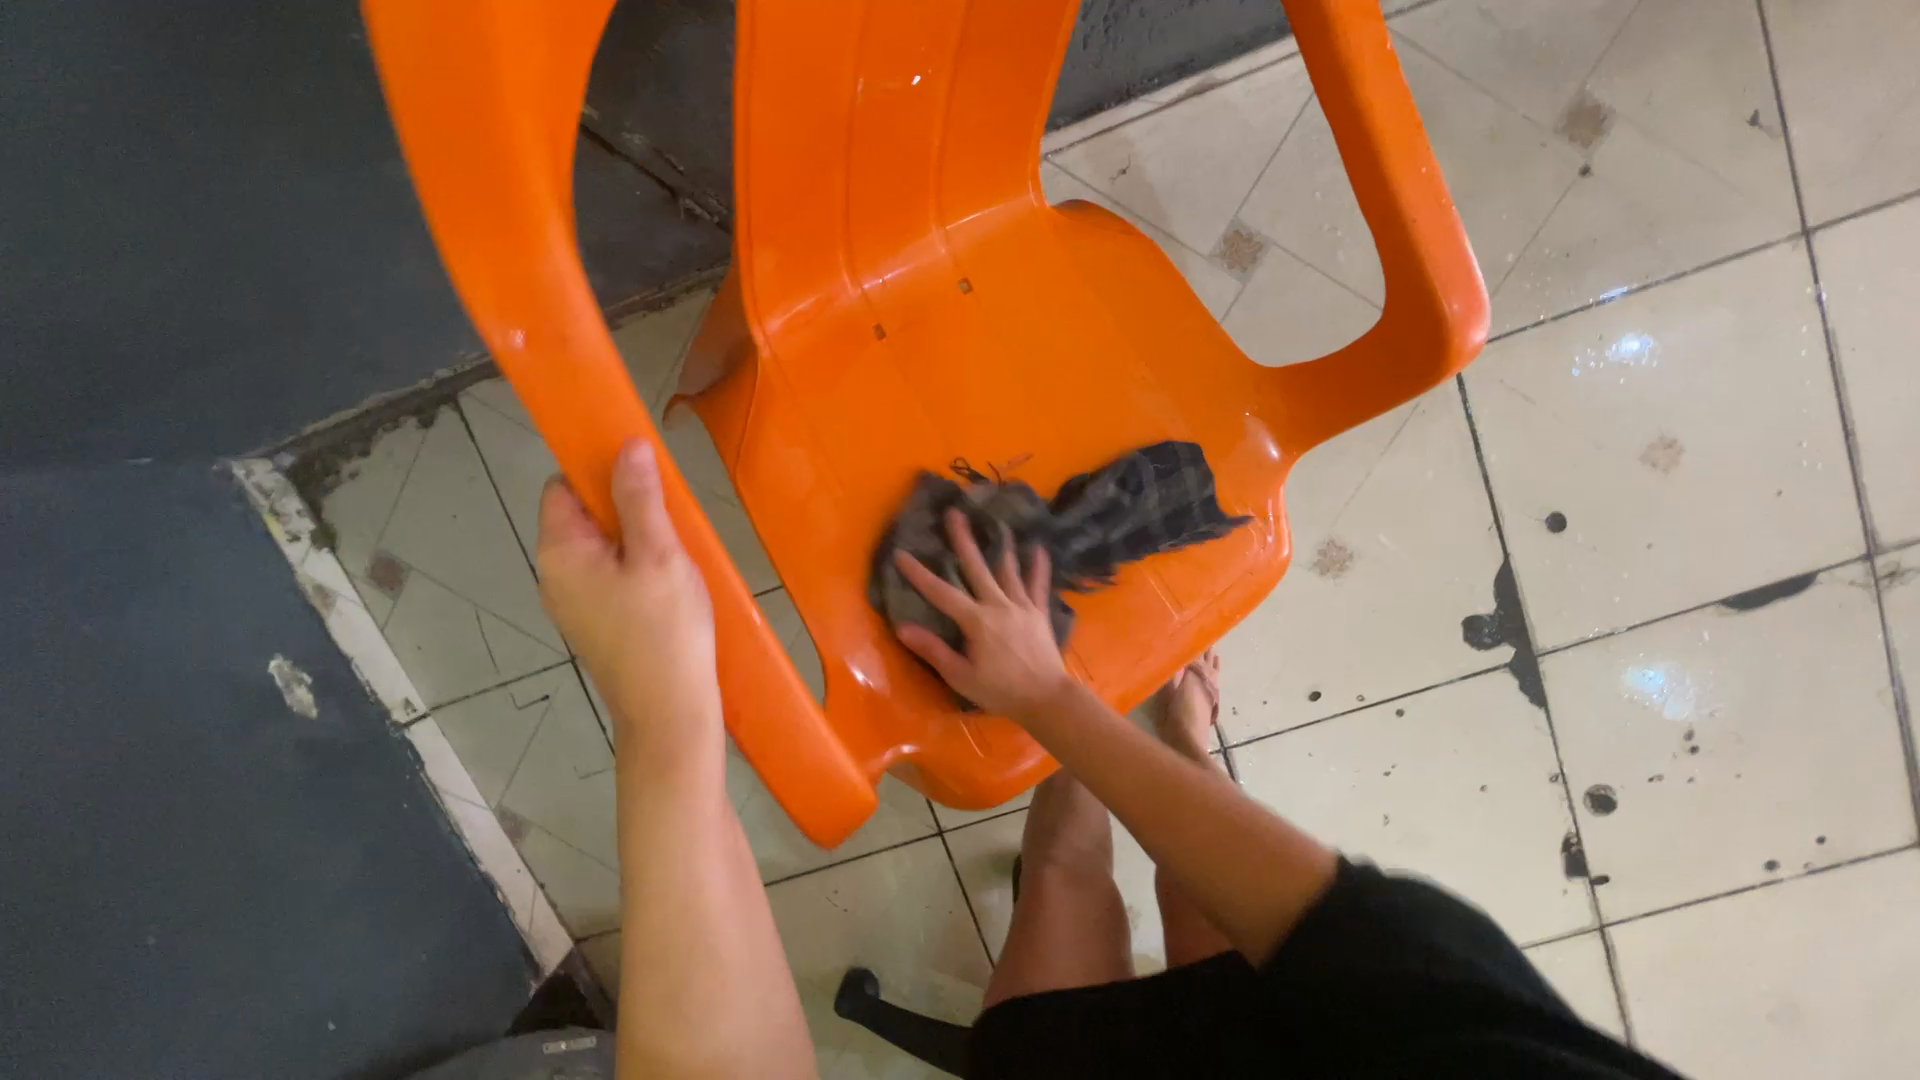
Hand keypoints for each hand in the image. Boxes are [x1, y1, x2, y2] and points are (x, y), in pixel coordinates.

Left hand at [537, 440, 721, 768]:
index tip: (644, 476)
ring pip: (604, 549)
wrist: (670, 713)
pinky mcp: (599, 626)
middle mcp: (556, 577)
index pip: (562, 487)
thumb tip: (627, 445)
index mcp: (559, 553)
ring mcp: (576, 605)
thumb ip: (640, 498)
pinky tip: (674, 586)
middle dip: (627, 509)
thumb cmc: (665, 630)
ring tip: (680, 557)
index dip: (599, 472)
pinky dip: (641, 571)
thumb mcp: (660, 555)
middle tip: (673, 522)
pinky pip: (613, 579)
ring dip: (640, 541)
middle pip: (584, 517)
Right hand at [892, 508, 1074, 720]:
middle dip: (963, 540)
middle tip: (954, 513)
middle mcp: (998, 605)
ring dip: (1001, 546)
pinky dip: (1039, 567)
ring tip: (998, 523)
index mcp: (976, 621)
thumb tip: (903, 628)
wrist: (1046, 698)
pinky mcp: (1039, 613)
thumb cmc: (1000, 691)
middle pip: (977, 567)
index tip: (901, 554)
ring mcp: (1022, 606)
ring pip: (1008, 570)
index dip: (919, 574)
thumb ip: (934, 650)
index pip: (941, 593)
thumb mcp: (961, 676)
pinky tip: (1040, 549)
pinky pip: (1038, 585)